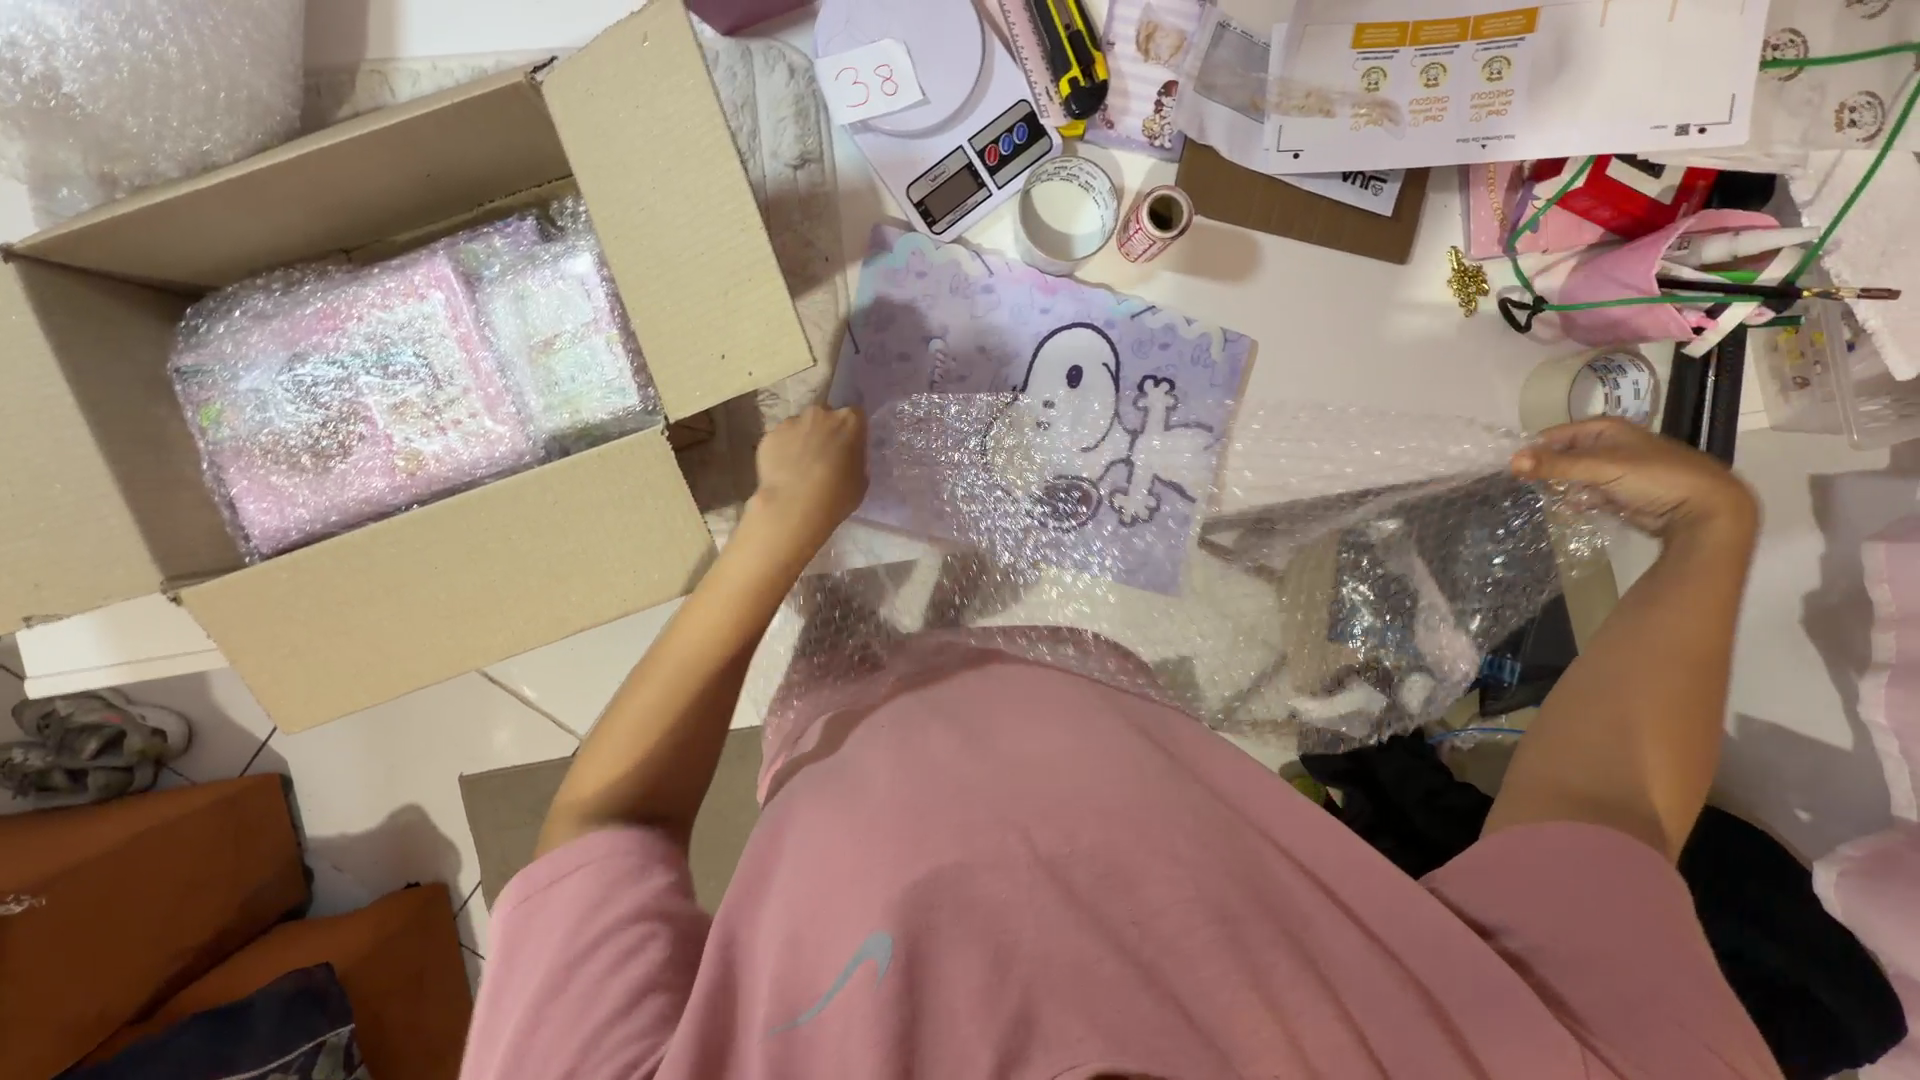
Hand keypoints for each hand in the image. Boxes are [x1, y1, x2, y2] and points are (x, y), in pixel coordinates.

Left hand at [747, 405, 868, 548]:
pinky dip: (782, 450)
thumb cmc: (837, 496)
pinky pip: (779, 439)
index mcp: (849, 421)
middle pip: (825, 415)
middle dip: (825, 429)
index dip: (851, 431)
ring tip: (798, 465)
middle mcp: (820, 413)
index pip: (855, 415)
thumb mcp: (861, 480)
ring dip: (802, 438)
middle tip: (823, 455)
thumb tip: (848, 455)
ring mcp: (791, 422)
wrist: (793, 507)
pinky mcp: (769, 435)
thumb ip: (856, 458)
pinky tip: (782, 471)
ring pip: (799, 425)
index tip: (848, 446)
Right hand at [1510, 417, 1757, 543]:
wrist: (1703, 509)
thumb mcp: (1601, 467)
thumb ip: (1555, 465)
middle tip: (1525, 487)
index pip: (1556, 435)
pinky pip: (1586, 495)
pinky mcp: (1619, 494)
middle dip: (1546, 471)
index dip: (1534, 449)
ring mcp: (1614, 471)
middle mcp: (1609, 446)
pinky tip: (1571, 509)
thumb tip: (1510, 462)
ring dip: (1560, 488)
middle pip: (1562, 456)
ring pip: (1572, 477)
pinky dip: (1576, 501)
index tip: (1513, 468)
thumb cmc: (1654, 477)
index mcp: (1606, 430)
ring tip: (1547, 499)